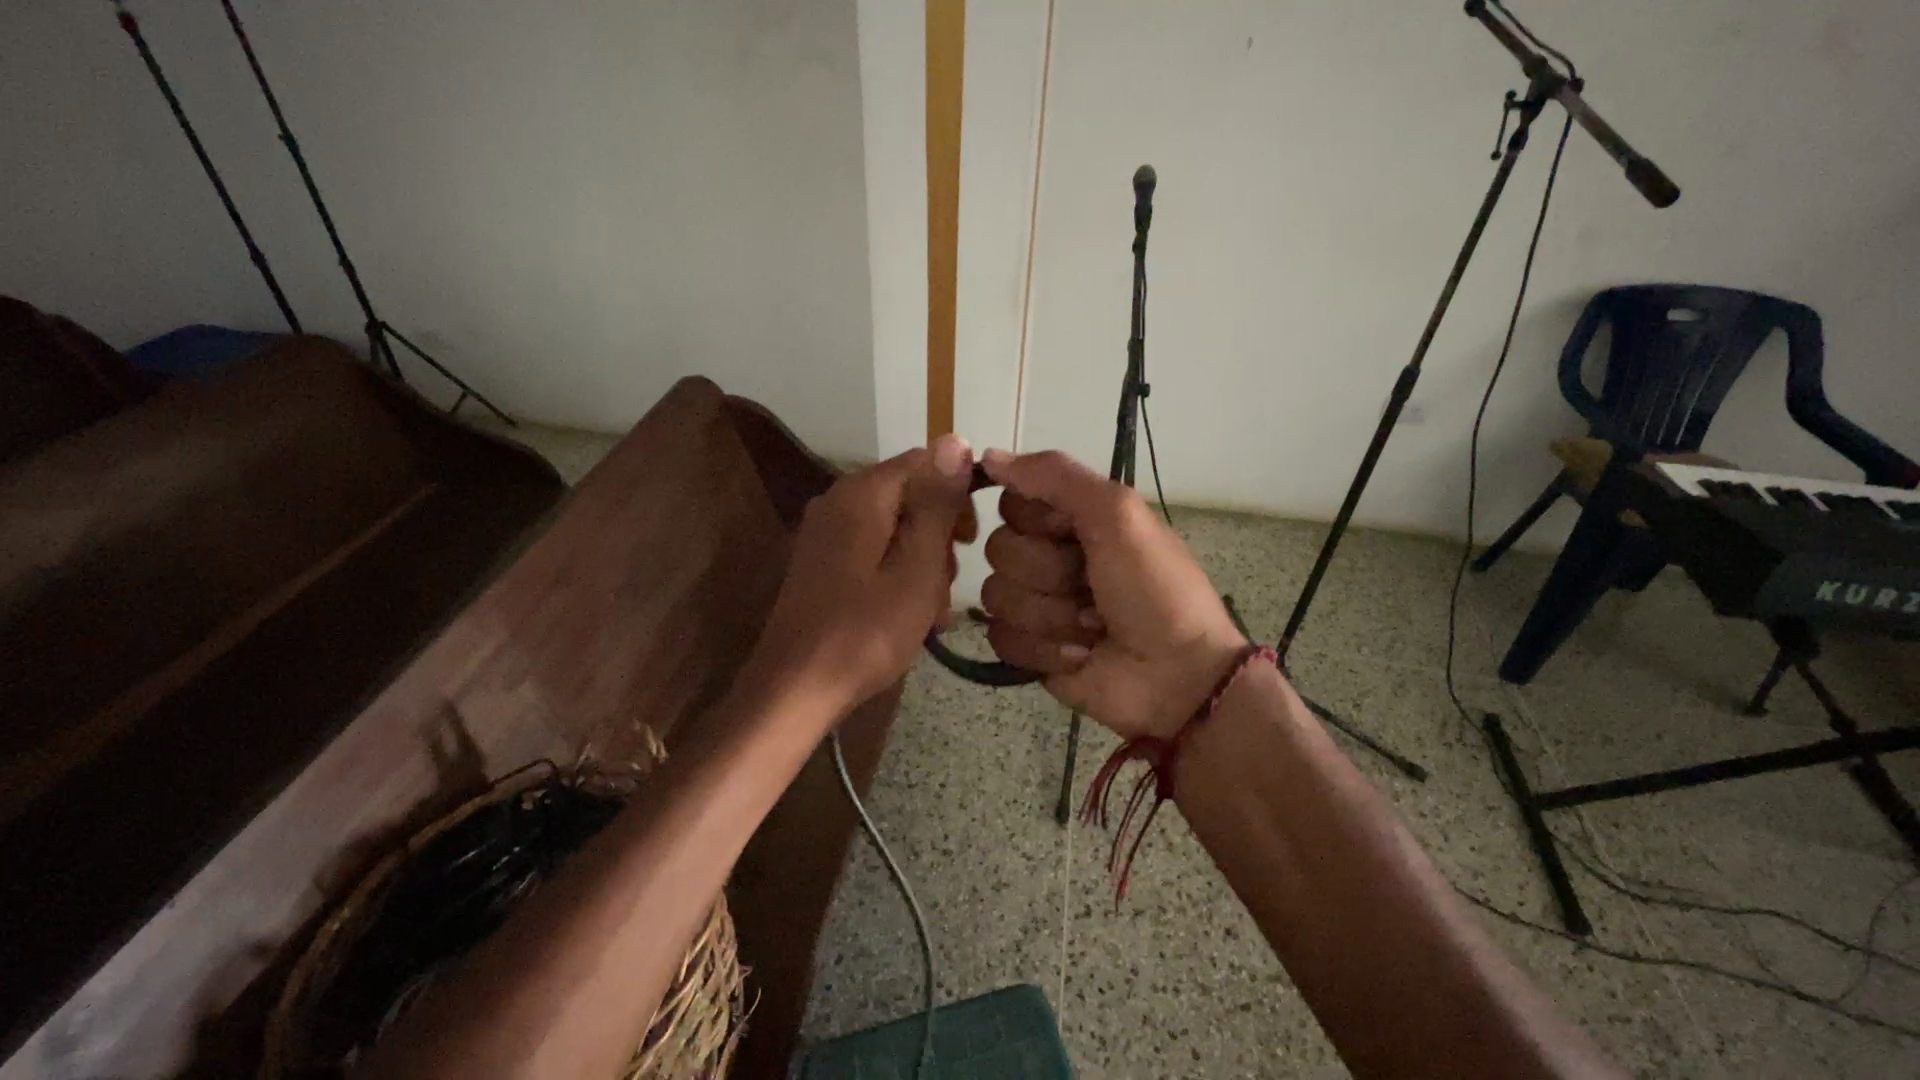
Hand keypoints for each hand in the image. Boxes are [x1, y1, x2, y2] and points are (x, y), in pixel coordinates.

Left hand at [751, 435, 975, 720]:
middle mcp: (837, 501)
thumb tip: (955, 439)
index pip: (924, 462)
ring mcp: (824, 533)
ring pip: (892, 527)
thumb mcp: (917, 568)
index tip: (972, 542)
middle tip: (948, 586)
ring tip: (930, 612)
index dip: (957, 494)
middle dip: (938, 535)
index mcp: (862, 493)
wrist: (795, 688)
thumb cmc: (866, 631)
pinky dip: (896, 574)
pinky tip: (906, 614)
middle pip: (907, 494)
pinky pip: (871, 551)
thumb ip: (937, 504)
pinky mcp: (820, 563)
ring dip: (920, 561)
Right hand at [978, 448, 1245, 740]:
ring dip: (1052, 614)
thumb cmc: (1155, 587)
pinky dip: (1045, 649)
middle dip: (1049, 573)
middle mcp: (1048, 557)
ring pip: (997, 596)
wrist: (1179, 674)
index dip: (1037, 522)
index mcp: (1070, 520)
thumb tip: (988, 456)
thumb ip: (1055, 476)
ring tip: (1093, 626)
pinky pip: (1002, 639)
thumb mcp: (1117, 513)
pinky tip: (1081, 654)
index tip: (1075, 534)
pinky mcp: (1029, 651)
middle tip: (1092, 587)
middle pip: (999, 550)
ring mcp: (1036, 606)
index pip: (1011, 504)